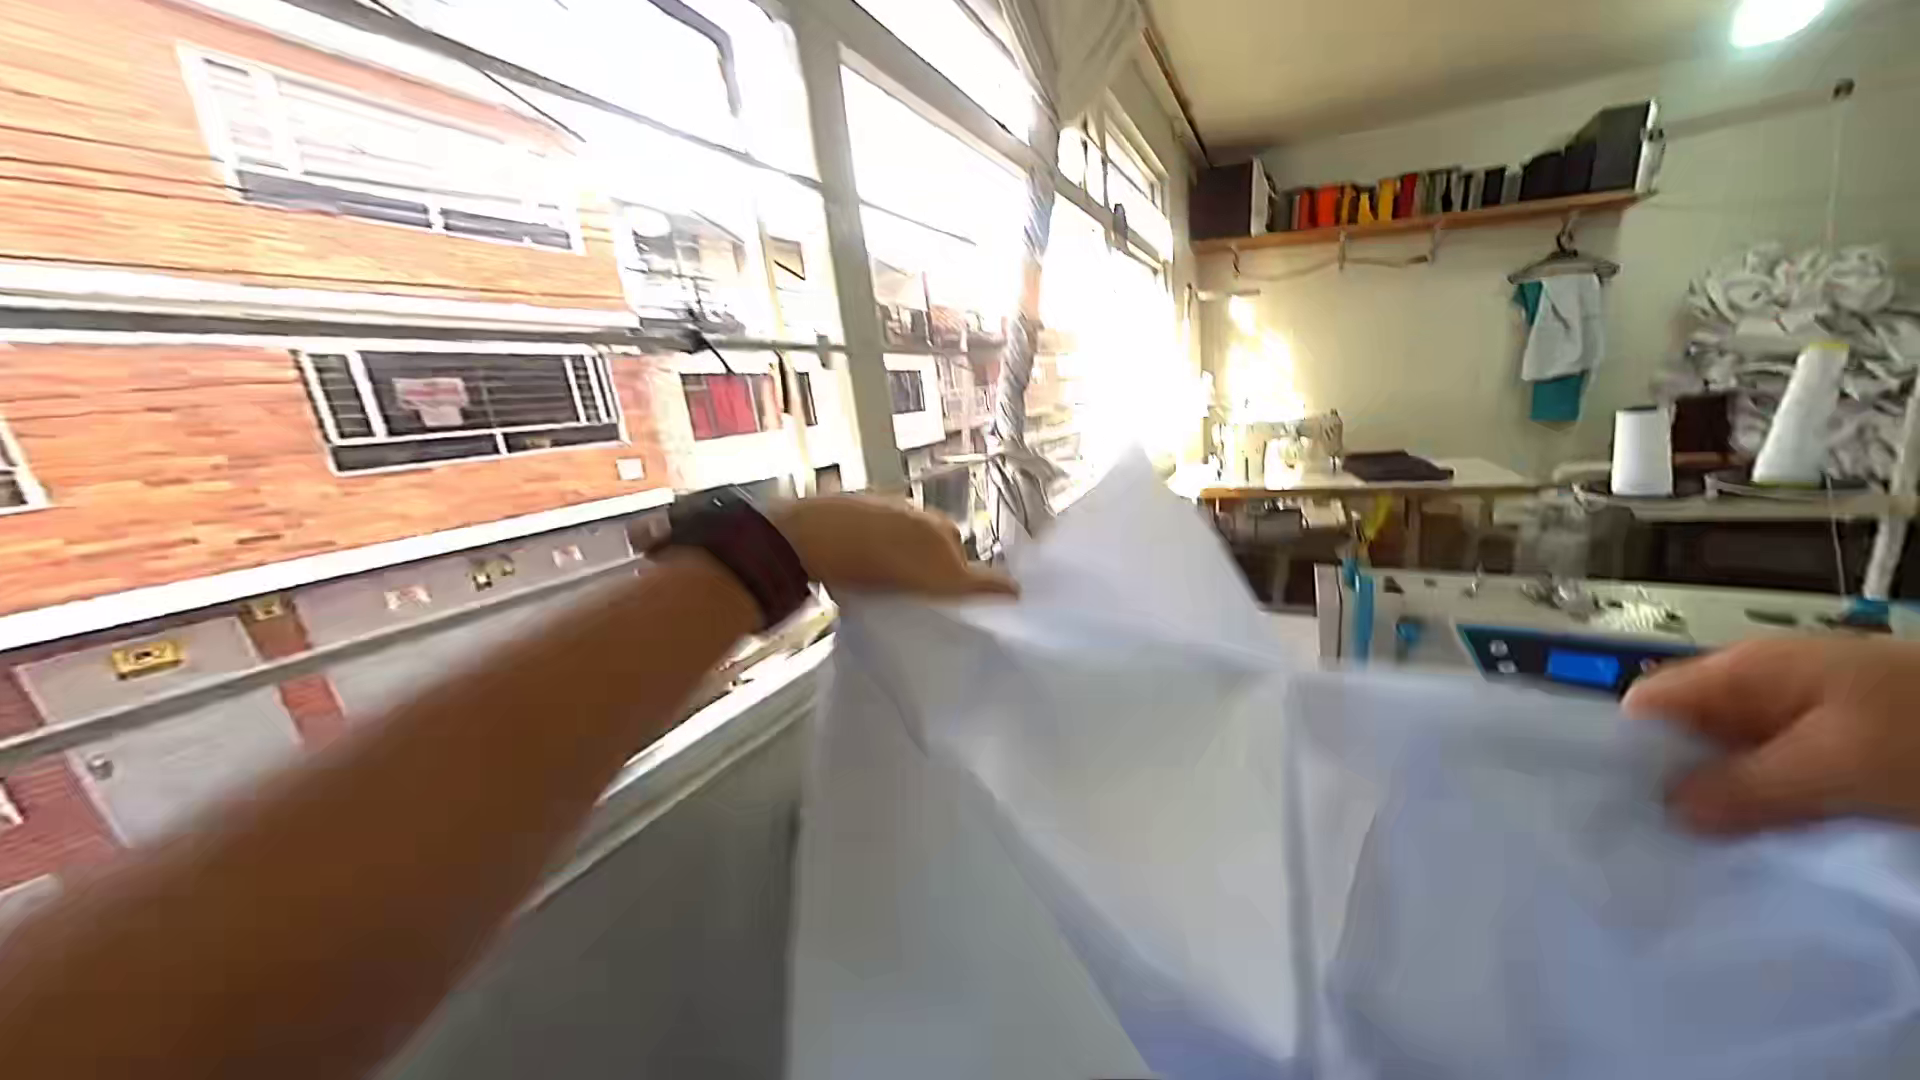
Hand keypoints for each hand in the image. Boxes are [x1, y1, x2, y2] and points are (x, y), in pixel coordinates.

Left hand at [771, 496, 1017, 598]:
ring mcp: (887, 510)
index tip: (946, 607)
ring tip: (883, 590)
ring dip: (901, 564)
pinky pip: (875, 540)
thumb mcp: (942, 581)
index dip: (962, 586)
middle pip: (937, 553)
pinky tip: (858, 573)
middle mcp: (921, 514)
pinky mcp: (854, 513)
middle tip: (914, 602)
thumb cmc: (886, 562)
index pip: (966, 563)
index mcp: (946, 528)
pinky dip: (874, 555)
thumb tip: (1019, 591)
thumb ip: (981, 586)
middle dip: (930, 575)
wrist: (819, 535)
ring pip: (905, 545)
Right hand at [1624, 637, 1919, 834]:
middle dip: (1683, 781)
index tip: (1632, 806)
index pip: (1646, 705)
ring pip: (1737, 758)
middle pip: (1688, 732)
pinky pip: (1787, 774)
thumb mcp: (1846, 767)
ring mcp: (1810, 714)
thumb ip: (1748, 786)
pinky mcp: (1851, 745)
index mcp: (1742, 671)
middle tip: (1685, 837)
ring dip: (1736, 798)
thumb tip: (1669, 812)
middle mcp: (1762, 686)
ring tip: (1734, 844)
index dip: (1631, 750)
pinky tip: (1784, 835)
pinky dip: (1780, 805)